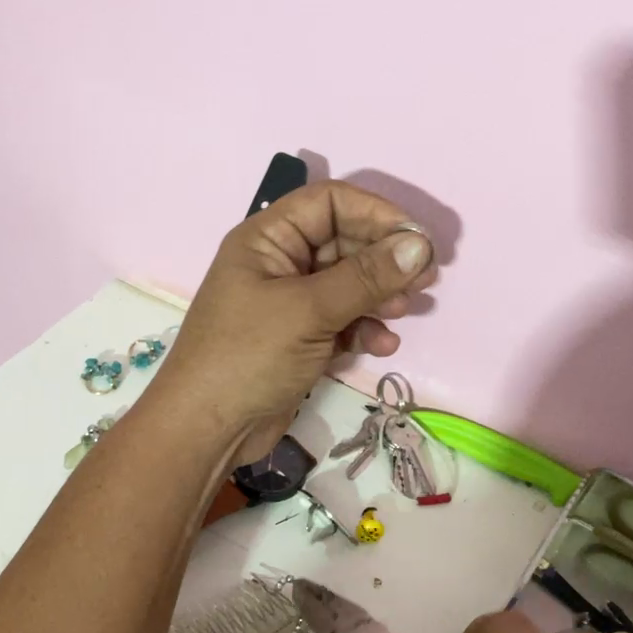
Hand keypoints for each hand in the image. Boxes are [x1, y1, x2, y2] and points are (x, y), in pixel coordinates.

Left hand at [147, 180, 436, 463]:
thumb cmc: (248, 357)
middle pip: (343, 244)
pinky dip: (363, 330)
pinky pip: (341, 323)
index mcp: (268, 240)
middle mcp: (279, 265)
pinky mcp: (299, 343)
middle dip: (383, 260)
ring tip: (406, 312)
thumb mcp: (308, 311)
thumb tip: (420, 247)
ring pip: (347, 287)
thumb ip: (365, 278)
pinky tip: (383, 345)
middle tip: (424, 281)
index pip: (330, 204)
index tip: (415, 240)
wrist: (208, 429)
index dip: (375, 214)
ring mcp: (289, 307)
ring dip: (379, 297)